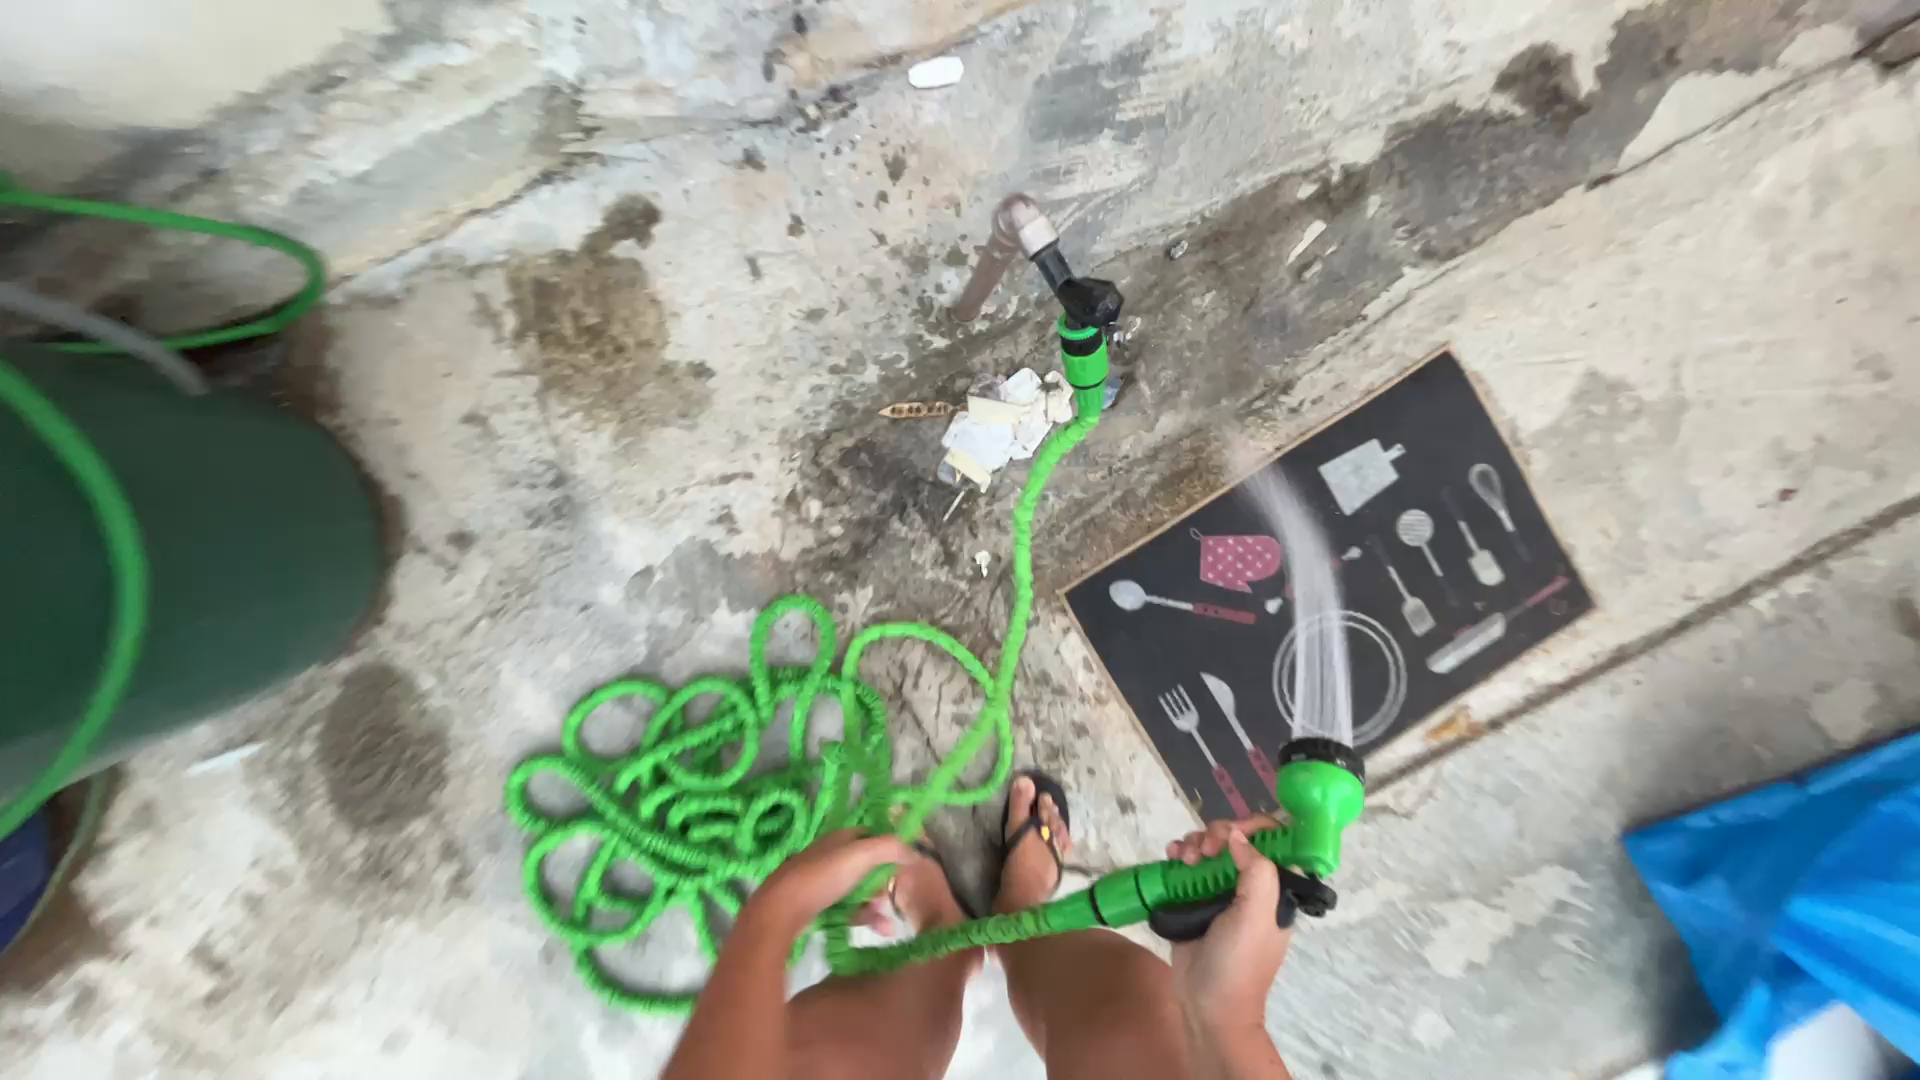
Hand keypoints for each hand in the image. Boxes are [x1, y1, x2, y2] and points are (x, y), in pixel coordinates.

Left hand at [746, 829, 910, 935]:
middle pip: (866, 866)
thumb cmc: (822, 878)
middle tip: (894, 899)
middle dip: (883, 883)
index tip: (905, 866)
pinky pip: (846, 909)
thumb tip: (916, 852)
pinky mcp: (814, 907)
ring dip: (876, 905)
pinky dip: (862, 918)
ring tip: (888, 924)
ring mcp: (820, 882)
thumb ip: (891, 848)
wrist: (778, 912)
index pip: (872, 836)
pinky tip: (877, 931)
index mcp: (840, 838)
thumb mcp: (861, 855)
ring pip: (857, 890)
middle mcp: (830, 856)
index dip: (890, 849)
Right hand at [1165, 817, 1291, 1031]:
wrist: (1208, 1005)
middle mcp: (1249, 886)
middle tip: (1203, 851)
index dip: (1254, 828)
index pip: (1274, 842)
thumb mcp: (1256, 917)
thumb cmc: (1239, 963)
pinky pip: (1188, 863)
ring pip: (1210, 846)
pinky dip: (1179, 853)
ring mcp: (1220, 891)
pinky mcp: (1193, 897)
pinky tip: (1171, 858)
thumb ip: (1256, 871)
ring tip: (1182, 859)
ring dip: (1194, 842)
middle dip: (1217, 834)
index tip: (1231, 833)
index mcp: (1274, 890)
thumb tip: (1237, 836)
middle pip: (1236, 838)